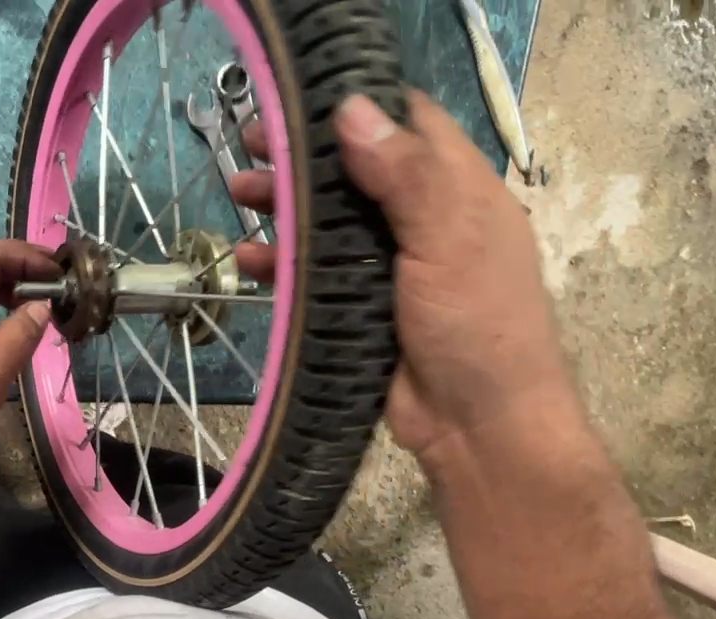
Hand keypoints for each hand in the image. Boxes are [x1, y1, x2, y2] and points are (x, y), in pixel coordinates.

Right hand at [227, 92, 579, 463]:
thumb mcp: (449, 237)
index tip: (299, 101)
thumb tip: (352, 111)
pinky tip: (249, 261)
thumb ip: (405, 175)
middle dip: (303, 159)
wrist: (474, 422)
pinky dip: (281, 266)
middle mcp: (421, 221)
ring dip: (284, 209)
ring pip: (327, 225)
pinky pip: (313, 279)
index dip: (355, 107)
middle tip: (250, 146)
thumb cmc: (477, 322)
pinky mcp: (358, 311)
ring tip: (238, 194)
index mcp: (457, 190)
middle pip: (354, 174)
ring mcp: (387, 269)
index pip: (406, 125)